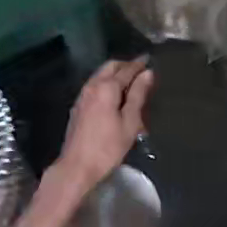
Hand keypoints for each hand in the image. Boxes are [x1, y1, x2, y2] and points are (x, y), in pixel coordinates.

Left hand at [53, 57, 153, 194]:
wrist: (76, 166)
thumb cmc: (108, 147)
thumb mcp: (129, 122)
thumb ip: (138, 95)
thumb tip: (147, 73)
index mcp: (107, 87)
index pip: (126, 69)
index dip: (139, 64)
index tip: (150, 60)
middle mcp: (92, 85)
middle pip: (110, 67)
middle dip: (126, 66)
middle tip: (141, 71)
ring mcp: (82, 95)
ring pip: (100, 75)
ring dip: (115, 74)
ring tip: (131, 83)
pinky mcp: (78, 106)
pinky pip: (94, 86)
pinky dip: (106, 84)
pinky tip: (115, 96)